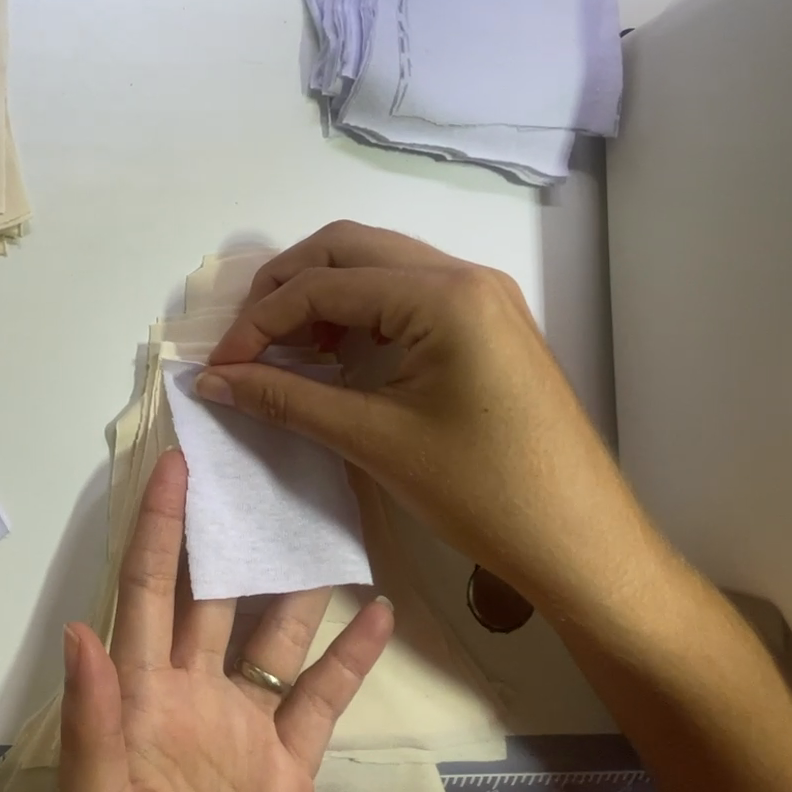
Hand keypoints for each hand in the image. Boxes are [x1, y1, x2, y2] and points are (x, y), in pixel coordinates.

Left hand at [58, 450, 393, 791]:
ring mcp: (242, 723)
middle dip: (226, 535)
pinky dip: (351, 657)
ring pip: (272, 634)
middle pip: (211, 595)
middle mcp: (189, 691)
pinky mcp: (288, 764)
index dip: (158, 527)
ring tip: (319, 524)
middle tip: (253, 473)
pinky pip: (321, 698)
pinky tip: (380, 612)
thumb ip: (91, 725)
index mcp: (139, 693)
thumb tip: (79, 632)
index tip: (175, 466)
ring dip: (295, 584)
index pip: (147, 589)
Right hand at [199, 221, 652, 606]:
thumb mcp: (372, 440)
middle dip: (282, 289)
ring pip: (374, 264)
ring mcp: (480, 295)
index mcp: (442, 295)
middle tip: (245, 343)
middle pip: (345, 249)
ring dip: (317, 295)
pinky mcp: (484, 321)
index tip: (220, 368)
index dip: (257, 324)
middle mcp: (463, 275)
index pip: (322, 286)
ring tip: (283, 349)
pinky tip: (333, 354)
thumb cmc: (481, 492)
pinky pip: (401, 291)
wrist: (581, 542)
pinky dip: (354, 310)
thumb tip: (211, 381)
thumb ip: (284, 399)